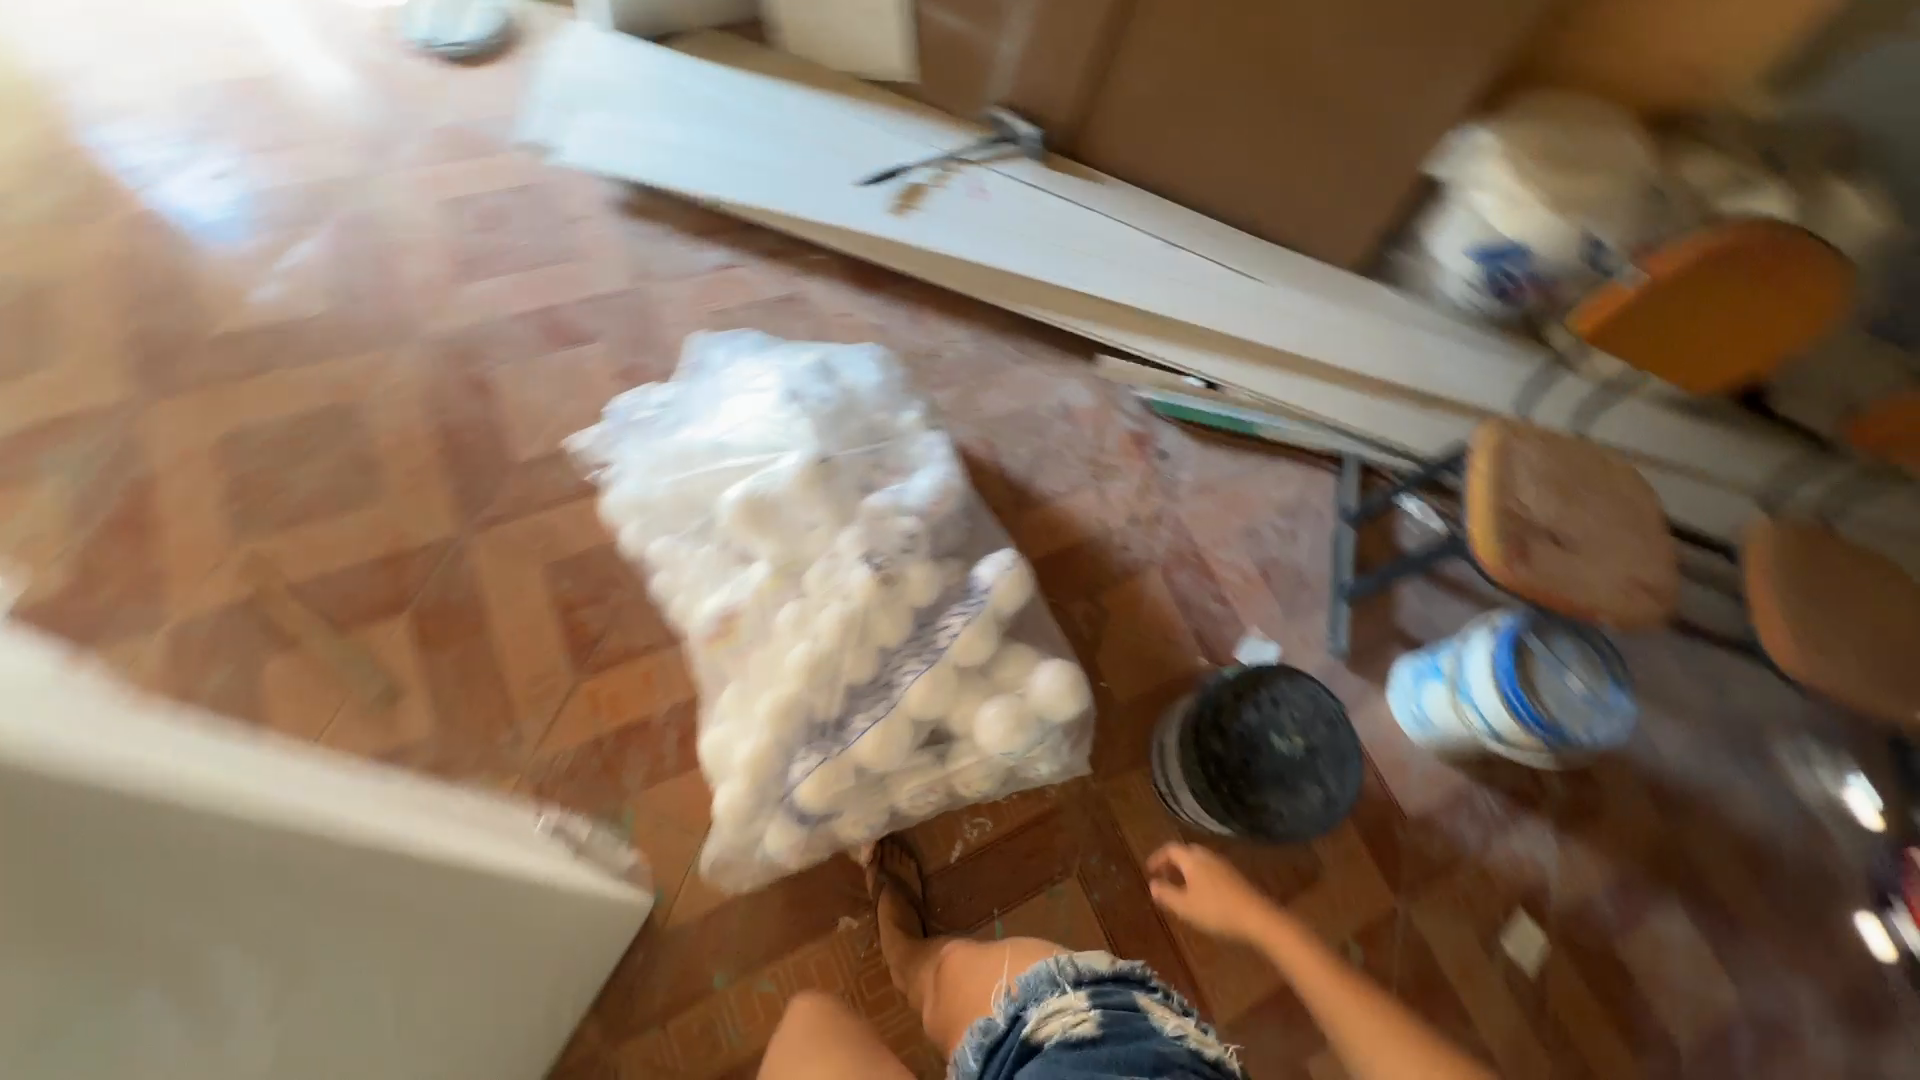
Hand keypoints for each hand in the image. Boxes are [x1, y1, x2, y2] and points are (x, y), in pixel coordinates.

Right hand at [1145, 842, 1282, 944]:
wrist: (1257, 918)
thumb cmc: (1215, 911)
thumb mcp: (1185, 906)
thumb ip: (1166, 894)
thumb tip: (1153, 884)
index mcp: (1192, 859)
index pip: (1170, 849)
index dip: (1158, 858)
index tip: (1150, 870)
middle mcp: (1207, 856)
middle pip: (1186, 852)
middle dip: (1173, 862)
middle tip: (1164, 876)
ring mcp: (1223, 865)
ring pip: (1200, 861)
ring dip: (1187, 870)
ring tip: (1181, 886)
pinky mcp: (1235, 877)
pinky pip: (1211, 870)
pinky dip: (1200, 876)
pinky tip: (1202, 894)